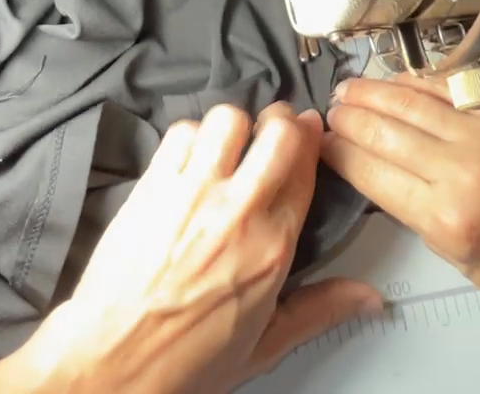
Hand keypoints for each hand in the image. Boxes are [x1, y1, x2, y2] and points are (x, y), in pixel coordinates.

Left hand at [8, 102, 381, 393]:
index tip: (313, 130)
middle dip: (283, 120)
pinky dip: (191, 136)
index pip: (307, 167)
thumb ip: (320, 310)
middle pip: (277, 131)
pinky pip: (181, 131)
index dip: (314, 138)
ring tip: (232, 144)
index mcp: (272, 247)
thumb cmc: (185, 358)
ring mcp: (192, 192)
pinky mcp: (153, 184)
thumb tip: (366, 297)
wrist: (113, 361)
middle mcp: (237, 210)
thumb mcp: (265, 344)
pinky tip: (193, 158)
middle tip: (277, 130)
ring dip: (235, 126)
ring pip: (228, 118)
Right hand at [318, 74, 479, 319]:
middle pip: (385, 130)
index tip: (320, 141)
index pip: (370, 170)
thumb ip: (410, 206)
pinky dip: (416, 81)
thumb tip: (369, 164)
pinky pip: (449, 88)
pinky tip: (395, 81)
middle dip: (349, 117)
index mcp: (446, 218)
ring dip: (373, 91)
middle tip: (329, 109)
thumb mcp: (454, 256)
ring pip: (412, 101)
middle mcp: (464, 169)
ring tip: (349, 88)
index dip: (337, 151)